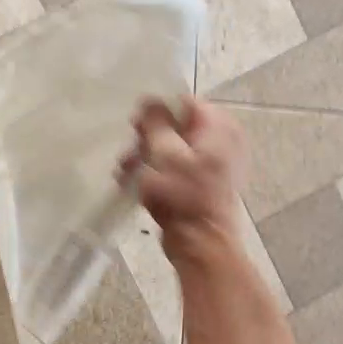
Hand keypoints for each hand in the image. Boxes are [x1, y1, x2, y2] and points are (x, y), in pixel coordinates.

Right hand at [120, 95, 248, 262]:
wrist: (200, 243)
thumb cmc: (183, 196)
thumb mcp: (165, 154)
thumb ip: (156, 124)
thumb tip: (149, 100)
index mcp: (218, 127)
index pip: (184, 104)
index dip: (157, 111)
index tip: (135, 126)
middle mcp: (219, 141)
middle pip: (176, 127)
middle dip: (147, 139)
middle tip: (127, 154)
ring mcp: (210, 165)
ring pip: (171, 150)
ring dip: (145, 158)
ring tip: (123, 172)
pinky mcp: (198, 185)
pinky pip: (173, 170)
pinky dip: (154, 173)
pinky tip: (132, 183)